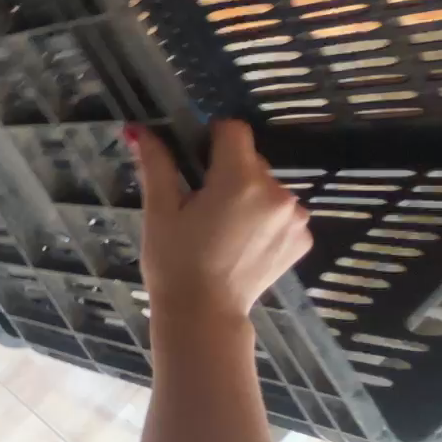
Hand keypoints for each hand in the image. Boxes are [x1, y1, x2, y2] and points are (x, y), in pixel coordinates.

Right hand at [130, 119, 311, 324]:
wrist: (202, 312)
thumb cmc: (172, 260)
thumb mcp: (158, 210)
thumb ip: (156, 165)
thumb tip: (139, 129)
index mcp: (240, 180)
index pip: (232, 131)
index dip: (207, 138)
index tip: (188, 160)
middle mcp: (279, 192)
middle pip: (248, 161)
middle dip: (221, 173)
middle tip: (193, 205)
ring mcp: (296, 217)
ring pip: (264, 188)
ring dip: (241, 196)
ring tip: (215, 229)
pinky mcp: (303, 238)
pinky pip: (277, 214)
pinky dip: (258, 220)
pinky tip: (235, 243)